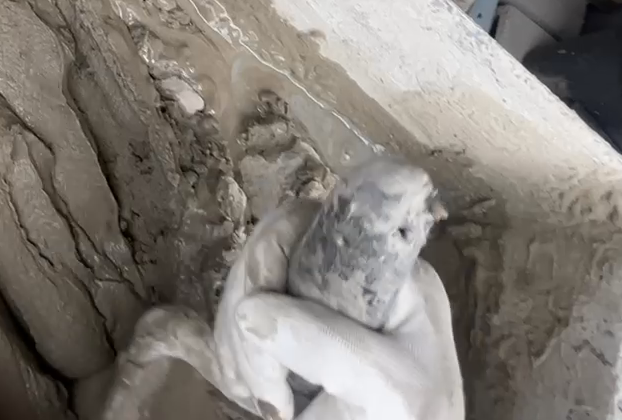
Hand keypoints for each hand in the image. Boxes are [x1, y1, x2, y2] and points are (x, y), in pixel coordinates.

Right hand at [214, 198, 463, 419]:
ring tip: (262, 398)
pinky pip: (233, 317)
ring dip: (235, 342)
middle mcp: (340, 268)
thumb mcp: (390, 390)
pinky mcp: (283, 323)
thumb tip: (250, 311)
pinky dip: (231, 354)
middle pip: (260, 256)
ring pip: (239, 288)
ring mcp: (309, 295)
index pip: (298, 223)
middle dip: (245, 318)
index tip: (257, 320)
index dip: (264, 262)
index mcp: (377, 266)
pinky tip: (250, 387)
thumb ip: (329, 346)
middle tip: (263, 386)